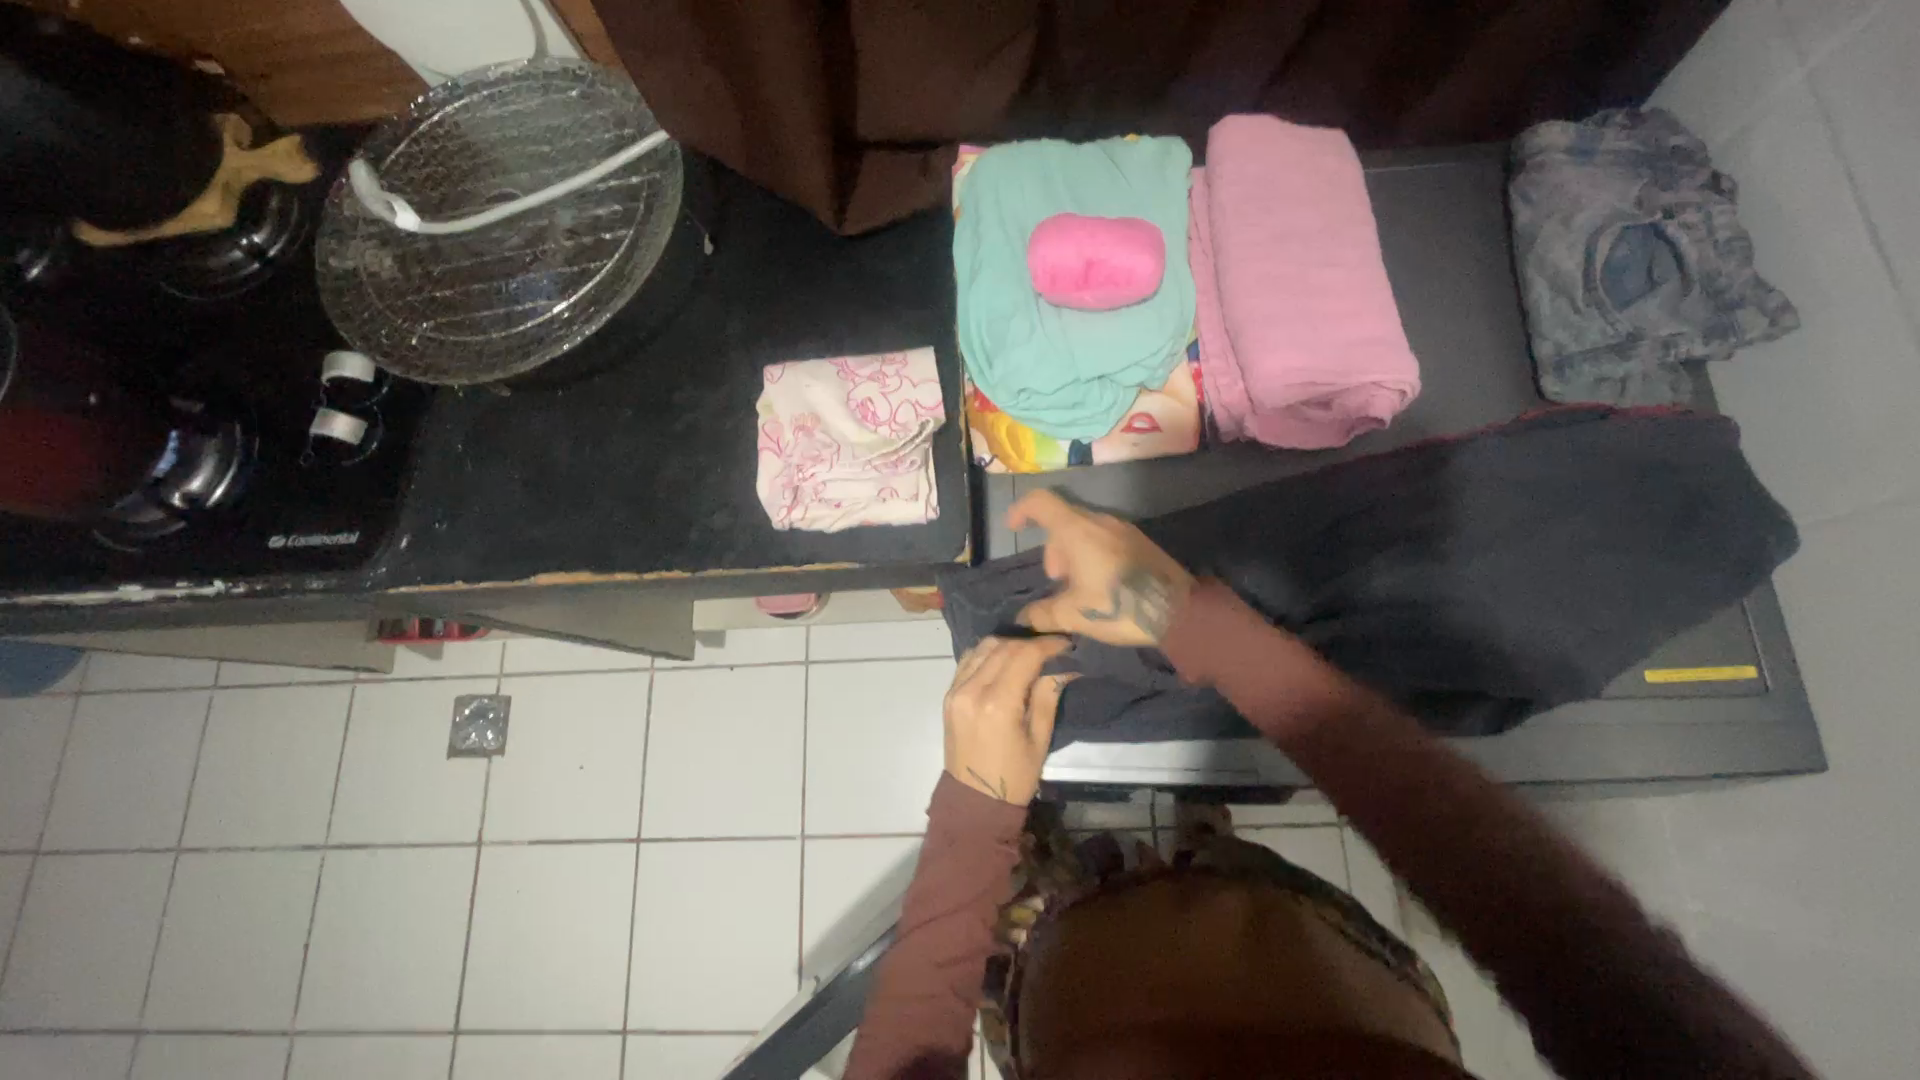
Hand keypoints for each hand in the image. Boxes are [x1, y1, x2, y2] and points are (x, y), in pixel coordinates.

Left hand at [943, 635, 1073, 804]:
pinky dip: (987, 654)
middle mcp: (972, 690)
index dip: (1048, 645)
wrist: (974, 800)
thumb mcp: (1039, 739)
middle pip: (1004, 647)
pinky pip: (968, 661)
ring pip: (983, 648)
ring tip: (1029, 654)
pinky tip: (1003, 662)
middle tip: (1052, 649)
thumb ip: (1048, 696)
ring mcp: (956, 691)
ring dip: (1008, 645)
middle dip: (1030, 643)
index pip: (1024, 655)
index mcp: (998, 704)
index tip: (1066, 644)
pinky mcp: (948, 695)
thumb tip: (1065, 665)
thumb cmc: (1014, 776)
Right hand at [1008, 489, 1194, 646]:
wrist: (1179, 611)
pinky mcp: (1139, 541)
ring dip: (1072, 553)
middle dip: (1052, 548)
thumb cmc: (1119, 607)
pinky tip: (1100, 584)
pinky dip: (1092, 553)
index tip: (1013, 528)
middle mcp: (1100, 521)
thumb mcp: (1074, 615)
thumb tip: (1023, 619)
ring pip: (1084, 529)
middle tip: (1057, 580)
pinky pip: (1104, 537)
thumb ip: (1043, 613)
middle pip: (1063, 520)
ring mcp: (1123, 529)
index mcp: (1078, 531)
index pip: (1041, 502)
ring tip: (1078, 587)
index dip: (1021, 510)